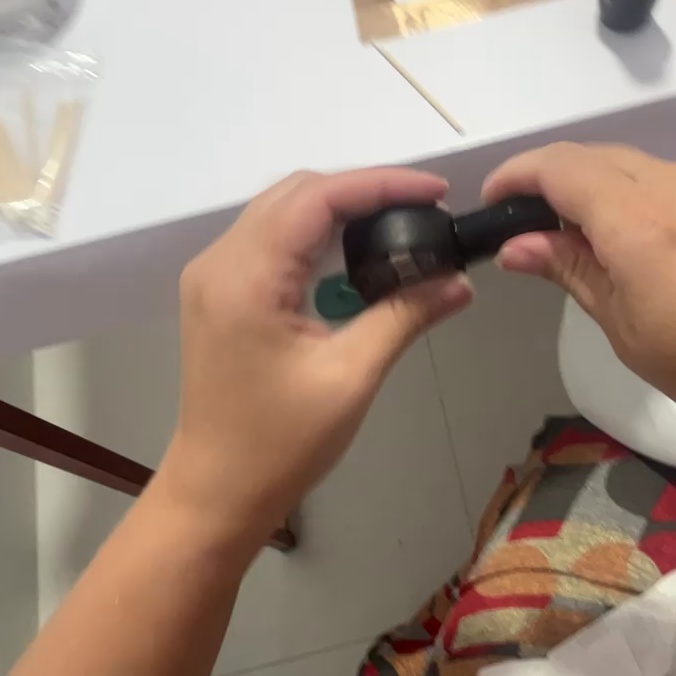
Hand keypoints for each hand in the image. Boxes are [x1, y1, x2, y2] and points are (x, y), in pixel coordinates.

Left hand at [157, 169, 472, 548]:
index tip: (437, 194)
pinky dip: (317, 234)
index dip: (381, 184)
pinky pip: (272, 239)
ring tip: (399, 224)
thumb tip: (460, 282)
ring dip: (340, 209)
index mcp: (247, 276)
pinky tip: (355, 253)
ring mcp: (215, 276)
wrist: (218, 491)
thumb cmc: (282, 443)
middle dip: (363, 190)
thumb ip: (405, 316)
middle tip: (423, 210)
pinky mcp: (221, 293)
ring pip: (282, 211)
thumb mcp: (351, 376)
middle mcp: (221, 261)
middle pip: (297, 193)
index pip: (317, 197)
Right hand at [482, 143, 675, 459]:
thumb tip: (519, 244)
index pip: (560, 167)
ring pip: (645, 170)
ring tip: (604, 247)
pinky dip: (654, 202)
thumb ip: (573, 271)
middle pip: (599, 158)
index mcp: (640, 221)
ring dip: (608, 194)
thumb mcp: (629, 331)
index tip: (494, 202)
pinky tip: (666, 249)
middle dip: (557, 182)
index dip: (517, 176)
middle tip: (539, 229)